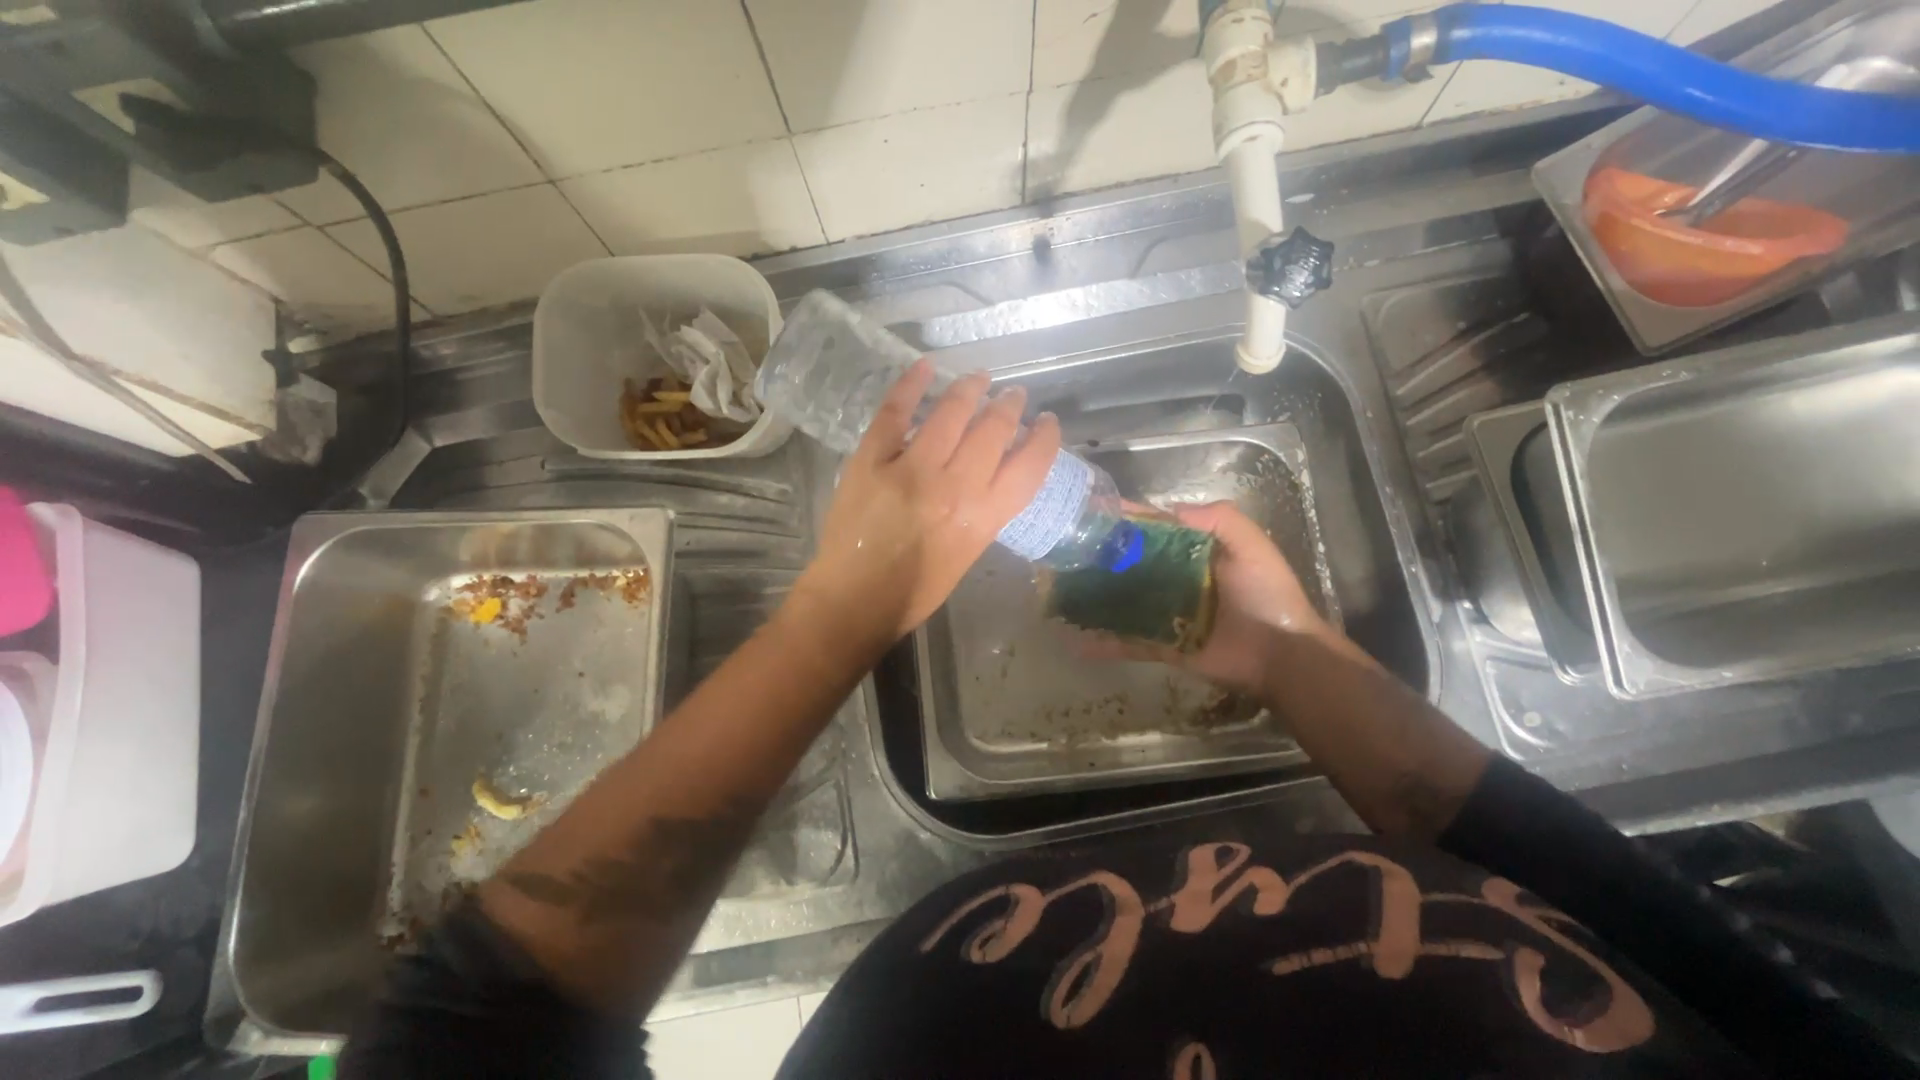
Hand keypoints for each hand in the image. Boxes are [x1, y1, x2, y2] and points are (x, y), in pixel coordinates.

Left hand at [791, 360, 1060, 646]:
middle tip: (1013, 395)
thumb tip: (989, 474)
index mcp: (983, 518)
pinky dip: (911, 385)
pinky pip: (895, 412)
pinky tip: (926, 367)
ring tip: (979, 379)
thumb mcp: (967, 553)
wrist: (855, 600)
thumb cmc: (914, 591)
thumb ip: (982, 511)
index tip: (1047, 422)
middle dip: (1009, 406)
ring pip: (951, 412)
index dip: (1044, 438)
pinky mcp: (871, 459)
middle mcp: (955, 487)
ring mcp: (911, 468)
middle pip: (993, 430)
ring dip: (970, 389)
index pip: (1029, 466)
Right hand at [1082, 501, 1334, 694]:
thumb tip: (1166, 508)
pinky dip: (1103, 644)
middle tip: (1062, 553)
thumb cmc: (1267, 595)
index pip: (1153, 529)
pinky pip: (1128, 643)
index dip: (1125, 519)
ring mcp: (1167, 614)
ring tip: (1056, 593)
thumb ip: (1218, 518)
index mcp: (1195, 551)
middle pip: (1131, 564)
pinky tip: (1073, 641)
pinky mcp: (1164, 646)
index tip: (1089, 510)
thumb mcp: (1251, 545)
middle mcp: (1176, 579)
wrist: (1281, 654)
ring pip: (1123, 602)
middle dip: (1100, 558)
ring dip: (1094, 598)